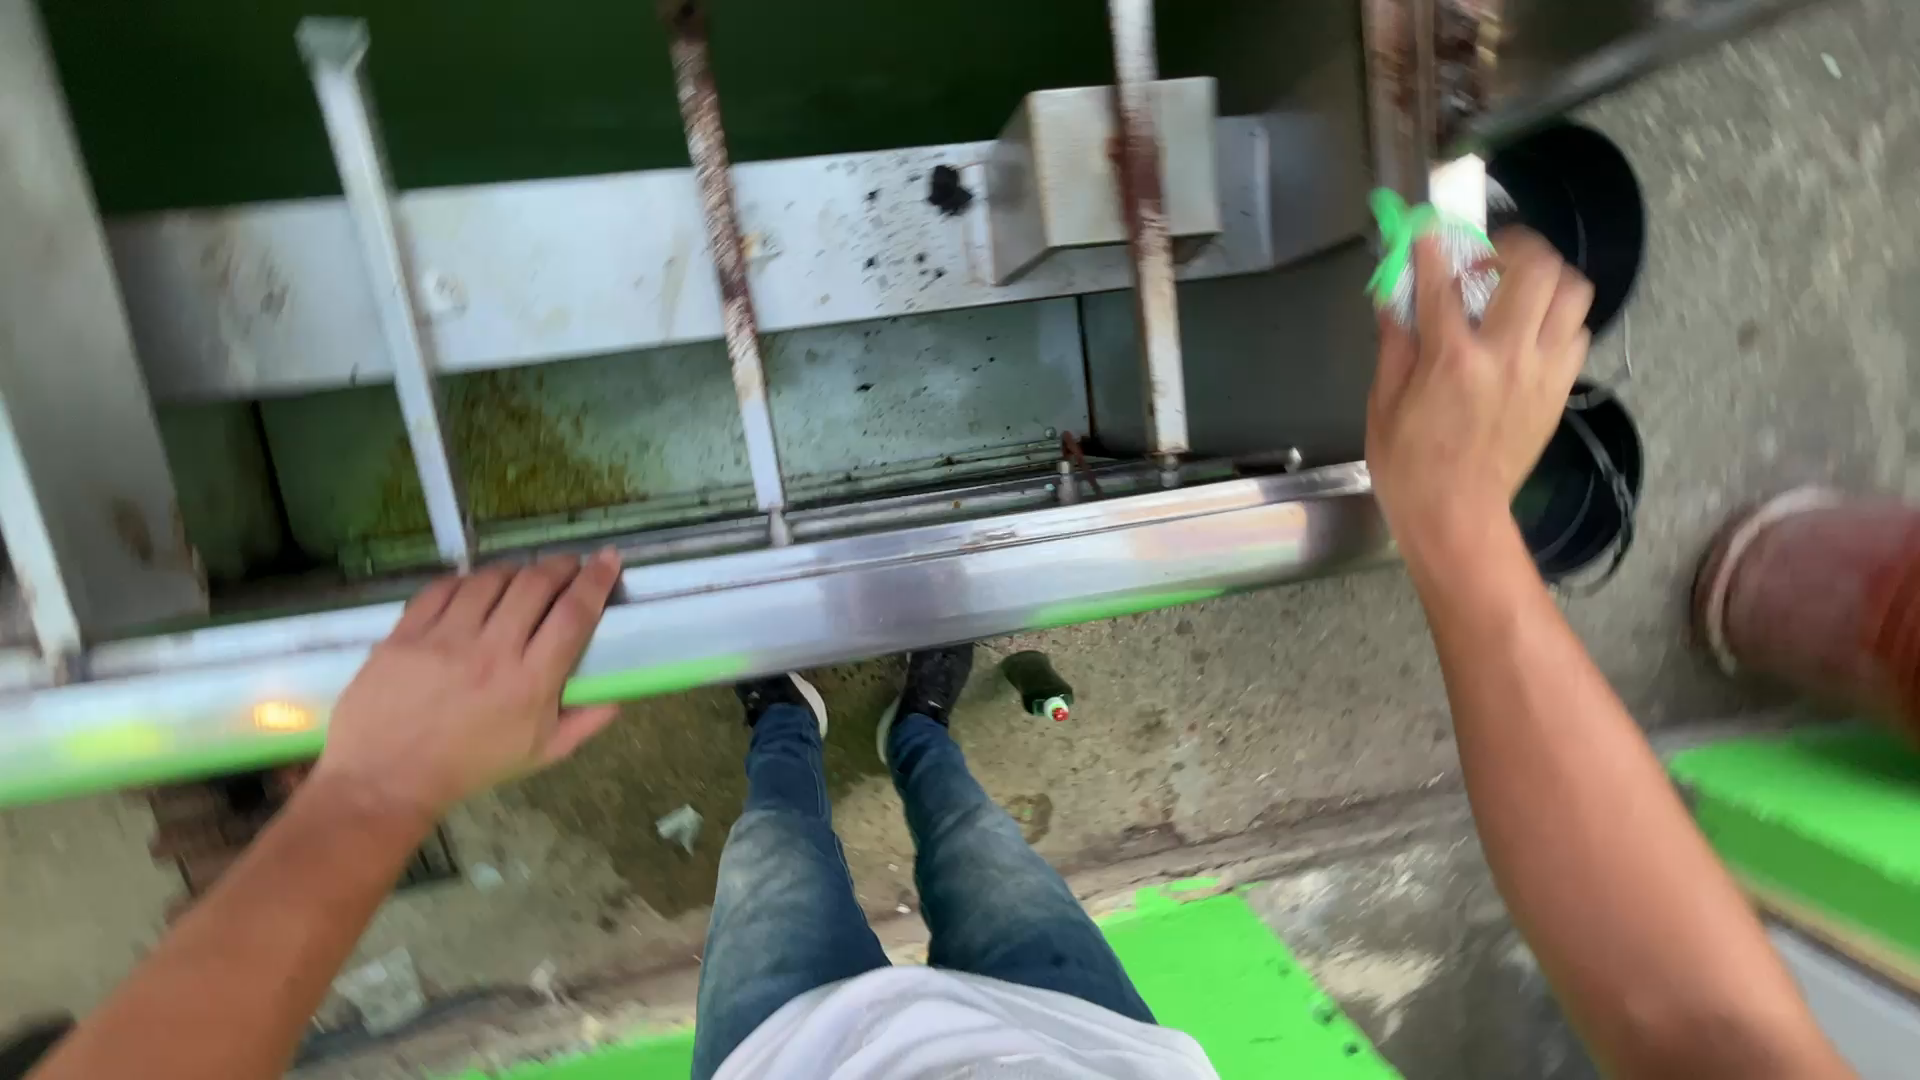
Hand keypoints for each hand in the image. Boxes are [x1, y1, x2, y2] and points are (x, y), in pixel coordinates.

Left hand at [313, 548, 623, 818]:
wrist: (384, 782)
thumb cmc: (472, 766)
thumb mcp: (542, 753)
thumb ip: (586, 721)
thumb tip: (620, 693)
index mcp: (530, 682)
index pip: (574, 615)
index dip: (596, 581)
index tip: (609, 559)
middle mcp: (491, 653)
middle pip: (535, 585)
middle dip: (561, 566)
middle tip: (571, 564)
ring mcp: (443, 640)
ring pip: (490, 580)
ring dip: (516, 570)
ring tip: (524, 575)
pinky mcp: (403, 635)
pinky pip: (442, 588)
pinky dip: (468, 580)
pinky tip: (477, 587)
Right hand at [1366, 228, 1593, 553]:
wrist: (1457, 513)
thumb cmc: (1408, 464)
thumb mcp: (1383, 404)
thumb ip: (1394, 346)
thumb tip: (1392, 301)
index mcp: (1451, 361)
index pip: (1442, 286)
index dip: (1433, 250)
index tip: (1428, 229)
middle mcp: (1506, 356)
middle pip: (1535, 271)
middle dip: (1512, 249)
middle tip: (1488, 257)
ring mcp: (1542, 371)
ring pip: (1571, 294)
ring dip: (1544, 279)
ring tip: (1516, 289)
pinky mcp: (1560, 389)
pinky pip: (1575, 332)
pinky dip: (1555, 318)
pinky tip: (1528, 330)